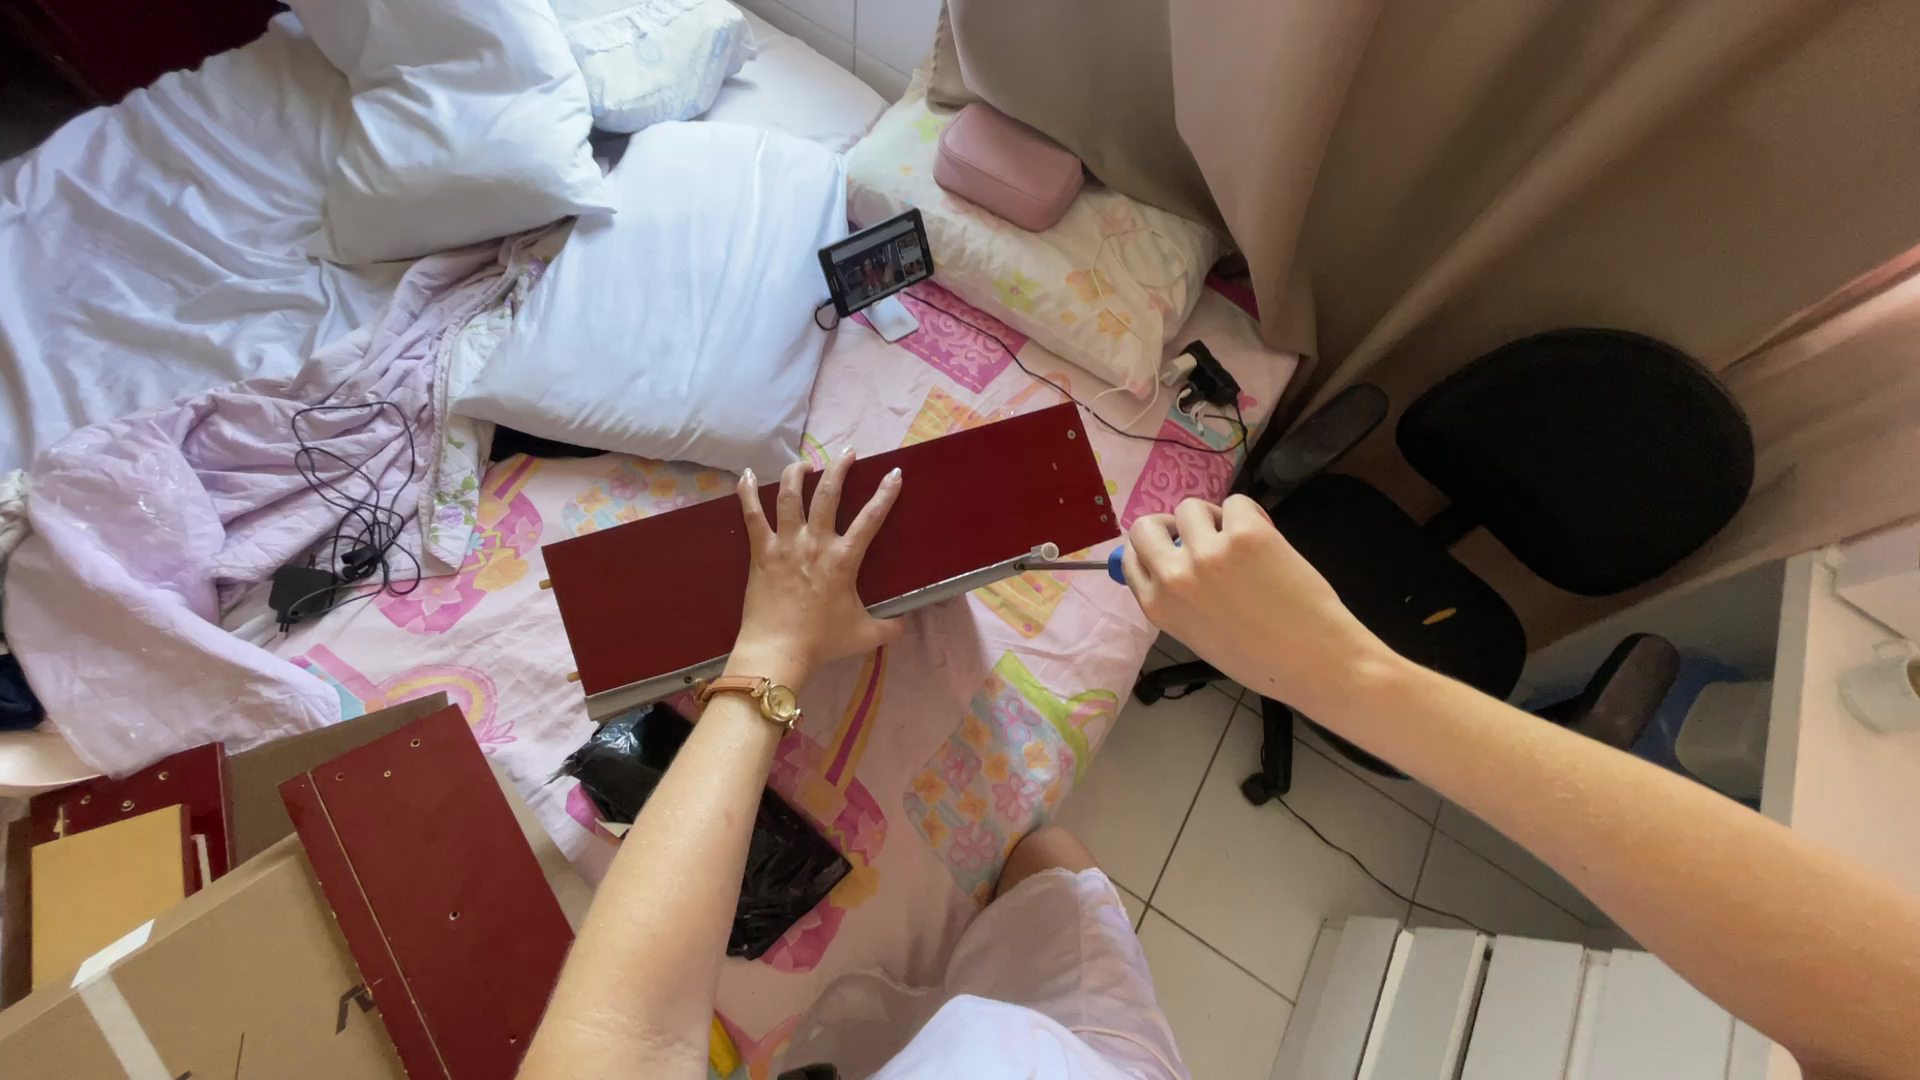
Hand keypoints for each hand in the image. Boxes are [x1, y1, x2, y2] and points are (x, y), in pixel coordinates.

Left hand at [729, 454, 903, 686]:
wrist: (777, 650)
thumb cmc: (822, 642)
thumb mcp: (864, 634)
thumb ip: (889, 626)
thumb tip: (906, 622)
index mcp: (843, 559)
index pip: (870, 519)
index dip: (885, 494)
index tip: (893, 473)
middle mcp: (815, 543)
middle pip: (828, 494)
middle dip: (840, 468)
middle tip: (848, 452)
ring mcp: (785, 543)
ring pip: (790, 496)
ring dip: (798, 473)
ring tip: (806, 463)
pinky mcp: (761, 551)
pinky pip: (752, 515)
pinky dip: (748, 492)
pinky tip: (749, 475)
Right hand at [1122, 495, 1398, 713]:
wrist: (1315, 662)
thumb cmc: (1259, 659)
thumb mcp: (1197, 635)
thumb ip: (1178, 599)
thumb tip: (1175, 559)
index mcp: (1157, 606)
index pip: (1131, 557)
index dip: (1153, 548)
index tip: (1173, 547)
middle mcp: (1172, 576)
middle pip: (1146, 525)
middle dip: (1170, 525)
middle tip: (1198, 535)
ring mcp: (1207, 553)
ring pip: (1191, 507)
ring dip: (1214, 518)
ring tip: (1239, 539)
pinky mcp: (1245, 534)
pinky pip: (1237, 503)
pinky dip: (1251, 516)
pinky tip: (1267, 540)